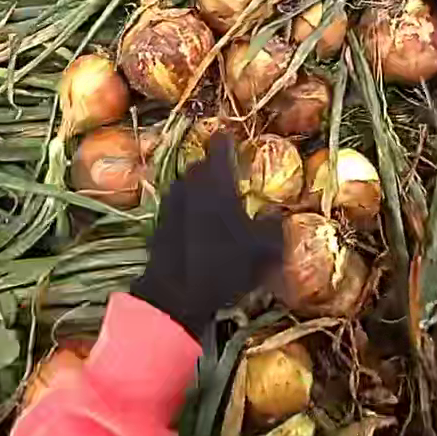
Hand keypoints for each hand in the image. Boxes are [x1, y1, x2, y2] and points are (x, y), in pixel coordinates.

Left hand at [131, 135, 283, 334]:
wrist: (175, 295)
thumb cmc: (223, 263)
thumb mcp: (264, 248)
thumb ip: (274, 224)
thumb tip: (277, 212)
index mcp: (216, 178)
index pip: (221, 143)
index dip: (230, 141)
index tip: (240, 145)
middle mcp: (190, 181)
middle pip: (203, 164)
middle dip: (217, 169)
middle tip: (235, 181)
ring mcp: (171, 201)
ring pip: (190, 185)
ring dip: (203, 191)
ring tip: (219, 207)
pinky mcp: (159, 221)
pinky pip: (180, 206)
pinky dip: (191, 210)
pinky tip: (202, 230)